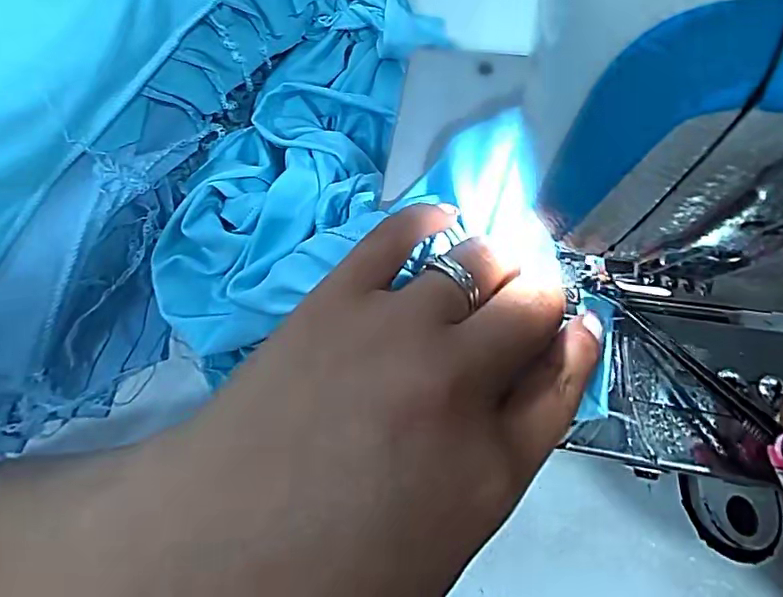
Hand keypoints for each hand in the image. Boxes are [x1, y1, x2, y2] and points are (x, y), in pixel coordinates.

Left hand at [0, 203, 600, 596]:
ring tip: (488, 263)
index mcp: (489, 468)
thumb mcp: (447, 539)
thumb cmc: (333, 570)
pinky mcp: (339, 296)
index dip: (577, 340)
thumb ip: (506, 452)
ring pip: (478, 261)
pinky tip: (441, 222)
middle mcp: (455, 383)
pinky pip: (400, 234)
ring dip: (497, 257)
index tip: (576, 322)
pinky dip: (430, 220)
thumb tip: (545, 365)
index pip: (565, 377)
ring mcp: (395, 330)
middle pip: (533, 304)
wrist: (206, 553)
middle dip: (545, 288)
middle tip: (534, 287)